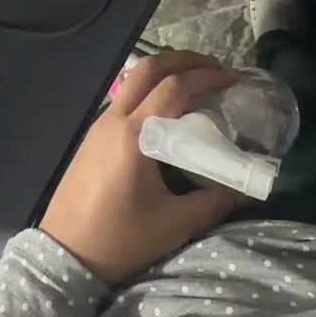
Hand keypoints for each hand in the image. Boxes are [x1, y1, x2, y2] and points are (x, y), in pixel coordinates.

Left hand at [40, 51, 246, 282]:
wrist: (65, 256)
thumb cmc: (119, 240)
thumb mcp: (173, 225)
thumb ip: (215, 202)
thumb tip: (251, 189)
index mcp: (135, 135)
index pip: (174, 88)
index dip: (207, 76)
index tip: (233, 77)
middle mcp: (115, 119)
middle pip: (150, 68)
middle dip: (185, 59)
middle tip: (215, 67)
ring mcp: (100, 124)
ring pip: (133, 78)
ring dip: (165, 70)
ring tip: (194, 80)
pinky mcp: (93, 134)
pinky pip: (124, 95)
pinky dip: (150, 87)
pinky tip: (167, 106)